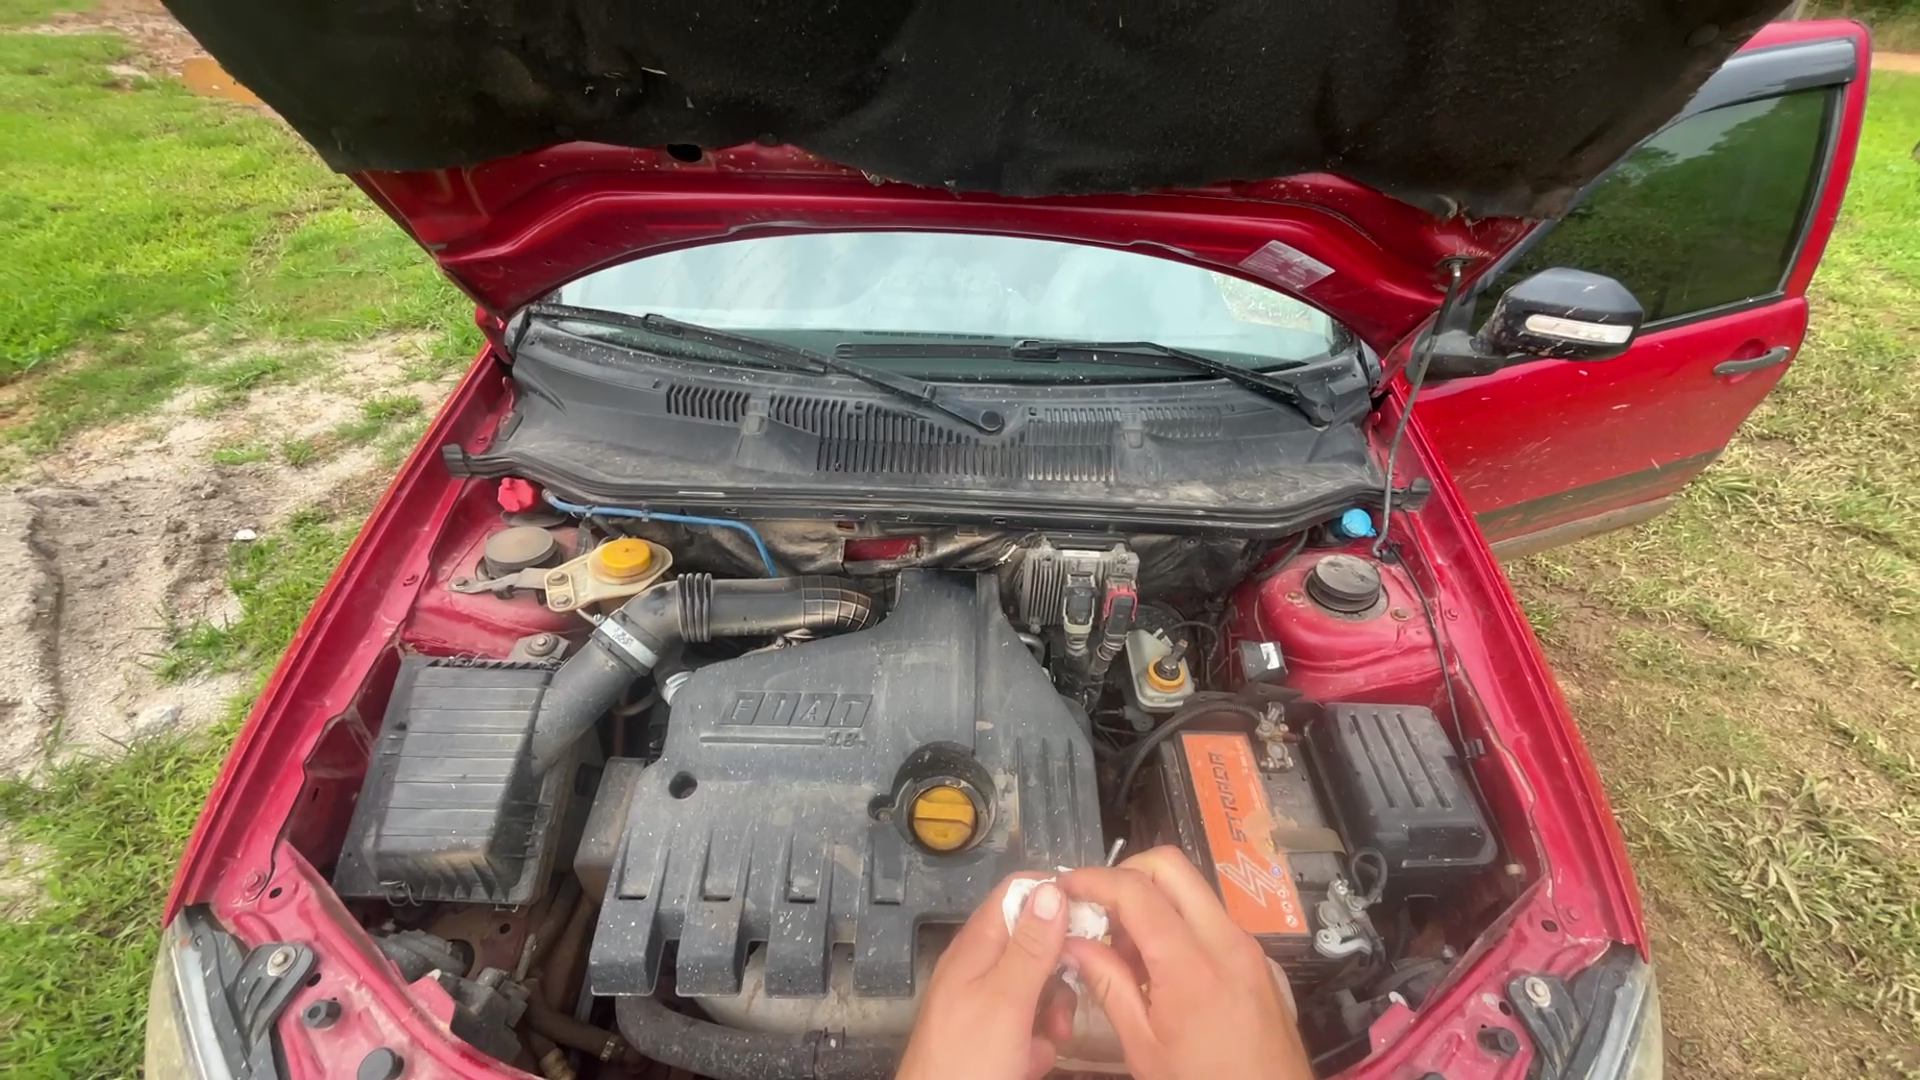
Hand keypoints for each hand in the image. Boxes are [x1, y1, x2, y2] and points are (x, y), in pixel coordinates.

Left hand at [896, 874, 1077, 1079]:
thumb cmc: (968, 1059)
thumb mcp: (1006, 999)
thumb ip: (1031, 946)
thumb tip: (1052, 887)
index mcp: (978, 944)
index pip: (1016, 893)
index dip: (1053, 895)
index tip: (1089, 915)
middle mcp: (980, 965)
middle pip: (1032, 940)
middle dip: (1060, 964)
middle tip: (1078, 986)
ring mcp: (984, 1001)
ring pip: (1035, 983)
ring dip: (1054, 1008)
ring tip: (1055, 1034)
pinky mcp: (992, 1036)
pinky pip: (1027, 1021)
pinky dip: (1038, 1039)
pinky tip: (1035, 1060)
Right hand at [1060, 846, 1312, 1079]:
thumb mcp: (1144, 1049)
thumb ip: (1107, 984)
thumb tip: (1072, 941)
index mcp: (1192, 964)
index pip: (1134, 889)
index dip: (1092, 879)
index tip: (1064, 888)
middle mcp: (1225, 940)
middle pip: (1169, 865)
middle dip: (1125, 873)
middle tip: (1099, 910)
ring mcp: (1247, 947)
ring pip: (1190, 888)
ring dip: (1150, 898)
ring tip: (1125, 949)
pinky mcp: (1257, 960)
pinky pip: (1208, 916)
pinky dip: (1175, 919)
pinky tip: (1158, 966)